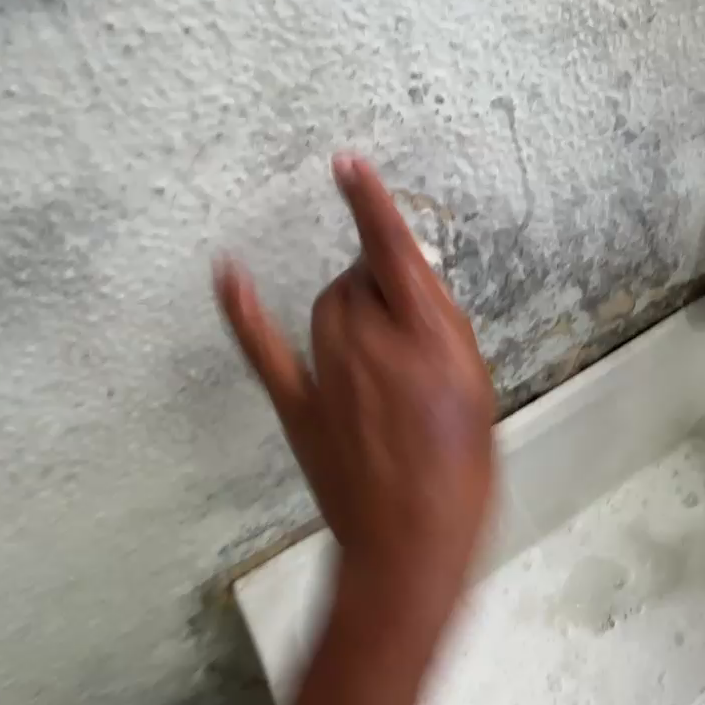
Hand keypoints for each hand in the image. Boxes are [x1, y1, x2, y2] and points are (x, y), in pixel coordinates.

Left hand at [215, 153, 496, 636]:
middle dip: (380, 280)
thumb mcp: (476, 388)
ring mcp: (330, 374)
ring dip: (349, 301)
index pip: (394, 253)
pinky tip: (228, 272)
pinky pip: (264, 347)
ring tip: (377, 335)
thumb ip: (443, 334)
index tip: (347, 163)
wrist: (413, 540)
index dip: (371, 204)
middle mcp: (373, 345)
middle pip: (358, 279)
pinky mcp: (299, 404)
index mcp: (428, 339)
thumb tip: (415, 296)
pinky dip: (242, 309)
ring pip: (327, 304)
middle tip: (408, 320)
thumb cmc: (463, 466)